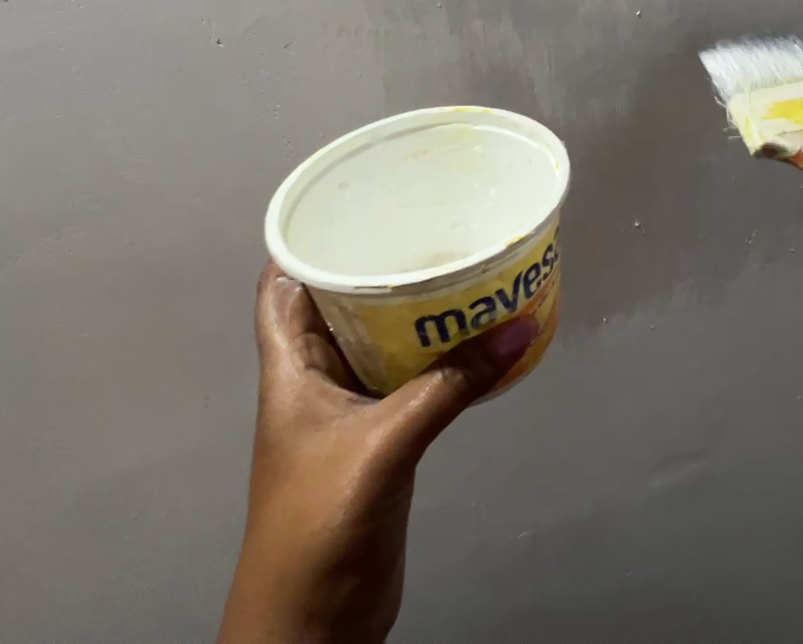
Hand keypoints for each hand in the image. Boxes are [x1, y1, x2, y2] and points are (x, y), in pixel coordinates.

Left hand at [218, 262, 537, 643]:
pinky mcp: (382, 437)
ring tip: (459, 268)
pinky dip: (438, 355)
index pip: (282, 284)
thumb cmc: (319, 523)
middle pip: (338, 302)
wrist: (314, 623)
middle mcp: (315, 378)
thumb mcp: (384, 444)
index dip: (305, 239)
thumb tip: (520, 325)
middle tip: (425, 225)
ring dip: (413, 311)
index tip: (352, 201)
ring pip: (378, 339)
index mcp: (290, 367)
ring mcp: (350, 409)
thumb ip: (452, 386)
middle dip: (375, 264)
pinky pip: (410, 378)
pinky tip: (476, 340)